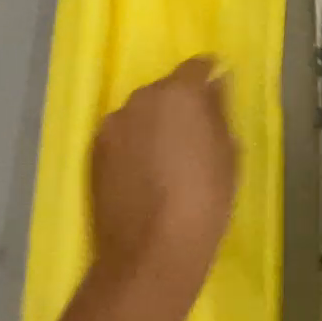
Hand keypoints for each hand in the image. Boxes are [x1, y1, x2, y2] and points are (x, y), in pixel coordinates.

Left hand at [89, 56, 238, 284]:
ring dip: (153, 124)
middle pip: (165, 90)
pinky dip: (133, 145)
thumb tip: (215, 83)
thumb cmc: (204, 201)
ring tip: (166, 159)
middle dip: (179, 104)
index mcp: (179, 92)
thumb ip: (219, 110)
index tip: (216, 94)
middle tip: (193, 135)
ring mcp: (113, 124)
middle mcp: (141, 98)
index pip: (196, 66)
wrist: (151, 253)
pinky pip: (121, 136)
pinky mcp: (93, 152)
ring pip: (140, 113)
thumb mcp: (228, 153)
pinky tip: (144, 173)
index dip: (208, 78)